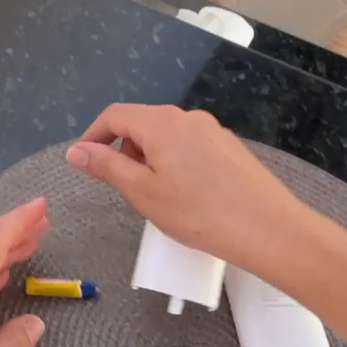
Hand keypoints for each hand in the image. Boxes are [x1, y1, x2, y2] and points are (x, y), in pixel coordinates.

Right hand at [65, 103, 307, 264]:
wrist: (269, 230)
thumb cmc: (198, 213)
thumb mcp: (142, 192)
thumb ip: (106, 166)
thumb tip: (76, 151)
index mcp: (162, 123)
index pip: (114, 115)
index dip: (92, 136)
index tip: (83, 162)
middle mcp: (187, 118)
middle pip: (141, 123)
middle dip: (122, 150)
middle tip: (122, 188)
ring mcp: (212, 131)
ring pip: (165, 137)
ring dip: (148, 159)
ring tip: (154, 197)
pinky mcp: (229, 148)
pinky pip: (188, 147)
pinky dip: (172, 163)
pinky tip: (185, 197)